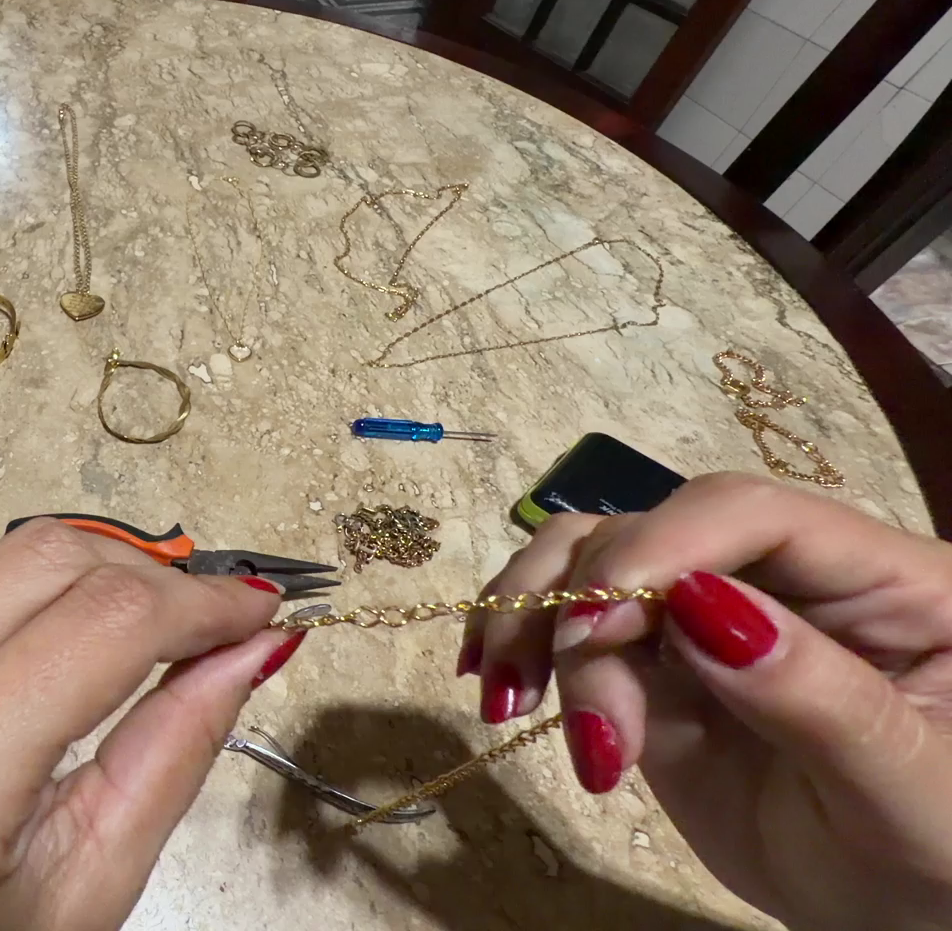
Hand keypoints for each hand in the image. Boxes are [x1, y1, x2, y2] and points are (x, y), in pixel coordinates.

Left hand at [0, 504, 299, 930]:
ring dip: (42, 572)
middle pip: (38, 555)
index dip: (195, 601)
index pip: (102, 624)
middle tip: (184, 617)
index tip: (246, 605)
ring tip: (67, 641)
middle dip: (135, 574)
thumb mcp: (85, 890)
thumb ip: (173, 749)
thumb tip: (248, 642)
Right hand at [463, 472, 951, 929]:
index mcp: (881, 584)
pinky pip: (552, 608)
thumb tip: (703, 604)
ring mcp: (695, 605)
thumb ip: (824, 701)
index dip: (658, 548)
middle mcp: (773, 573)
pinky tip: (495, 688)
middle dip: (573, 612)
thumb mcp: (912, 807)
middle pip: (634, 536)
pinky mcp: (637, 641)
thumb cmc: (927, 872)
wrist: (871, 913)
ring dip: (522, 625)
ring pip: (573, 560)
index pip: (746, 513)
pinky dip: (510, 640)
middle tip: (546, 702)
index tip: (598, 626)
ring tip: (506, 707)